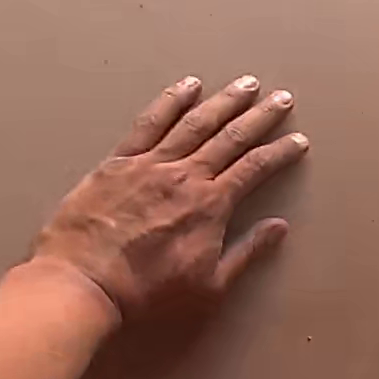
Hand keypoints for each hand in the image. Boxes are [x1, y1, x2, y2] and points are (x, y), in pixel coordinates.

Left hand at [30, 74, 308, 322]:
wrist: (80, 287)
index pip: (255, 168)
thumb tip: (279, 227)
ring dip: (225, 100)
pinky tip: (188, 85)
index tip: (298, 140)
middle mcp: (186, 175)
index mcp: (210, 205)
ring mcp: (151, 164)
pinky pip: (149, 123)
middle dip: (261, 116)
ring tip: (246, 84)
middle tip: (282, 98)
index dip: (280, 152)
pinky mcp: (119, 162)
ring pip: (196, 122)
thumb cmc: (147, 294)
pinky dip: (171, 101)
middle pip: (232, 136)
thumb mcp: (210, 286)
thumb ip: (248, 252)